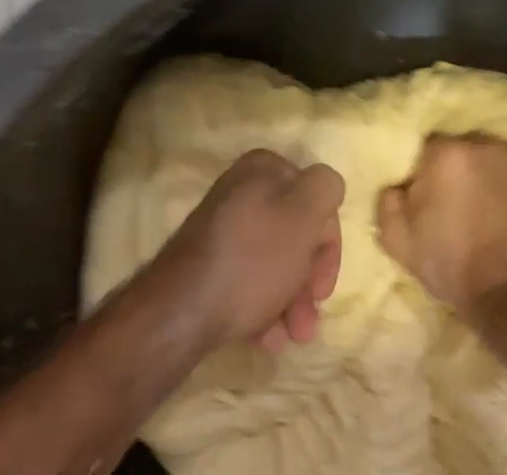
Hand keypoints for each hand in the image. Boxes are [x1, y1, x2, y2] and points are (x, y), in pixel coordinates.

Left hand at [151, 149, 344, 353]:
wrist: (181, 311)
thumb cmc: (252, 259)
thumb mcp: (302, 214)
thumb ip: (325, 187)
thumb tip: (326, 188)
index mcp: (263, 169)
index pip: (317, 202)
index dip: (326, 246)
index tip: (321, 285)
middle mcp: (242, 192)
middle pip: (296, 236)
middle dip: (308, 282)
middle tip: (307, 321)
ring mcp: (223, 231)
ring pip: (275, 264)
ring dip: (291, 303)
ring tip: (291, 337)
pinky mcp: (209, 265)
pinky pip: (249, 281)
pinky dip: (263, 309)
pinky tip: (265, 337)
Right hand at [377, 133, 506, 313]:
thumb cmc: (452, 265)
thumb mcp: (398, 241)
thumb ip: (388, 201)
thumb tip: (398, 184)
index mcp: (446, 153)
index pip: (431, 149)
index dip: (430, 173)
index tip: (435, 199)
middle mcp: (486, 144)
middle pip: (467, 148)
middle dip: (463, 170)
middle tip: (465, 204)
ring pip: (499, 157)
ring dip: (493, 174)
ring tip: (495, 209)